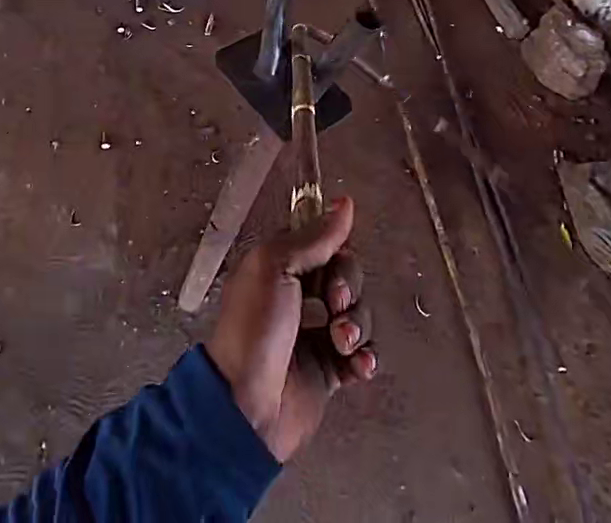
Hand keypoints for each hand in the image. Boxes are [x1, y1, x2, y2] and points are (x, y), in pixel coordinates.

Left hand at [204, 197, 376, 461]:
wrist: (246, 407)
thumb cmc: (255, 327)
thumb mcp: (275, 267)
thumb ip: (314, 236)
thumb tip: (346, 202)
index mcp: (281, 268)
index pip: (324, 244)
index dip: (336, 250)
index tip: (334, 261)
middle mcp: (300, 297)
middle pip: (347, 276)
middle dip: (349, 287)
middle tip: (335, 304)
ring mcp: (317, 335)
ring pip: (358, 314)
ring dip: (356, 325)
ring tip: (340, 343)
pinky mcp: (330, 371)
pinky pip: (361, 354)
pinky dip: (364, 358)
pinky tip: (357, 366)